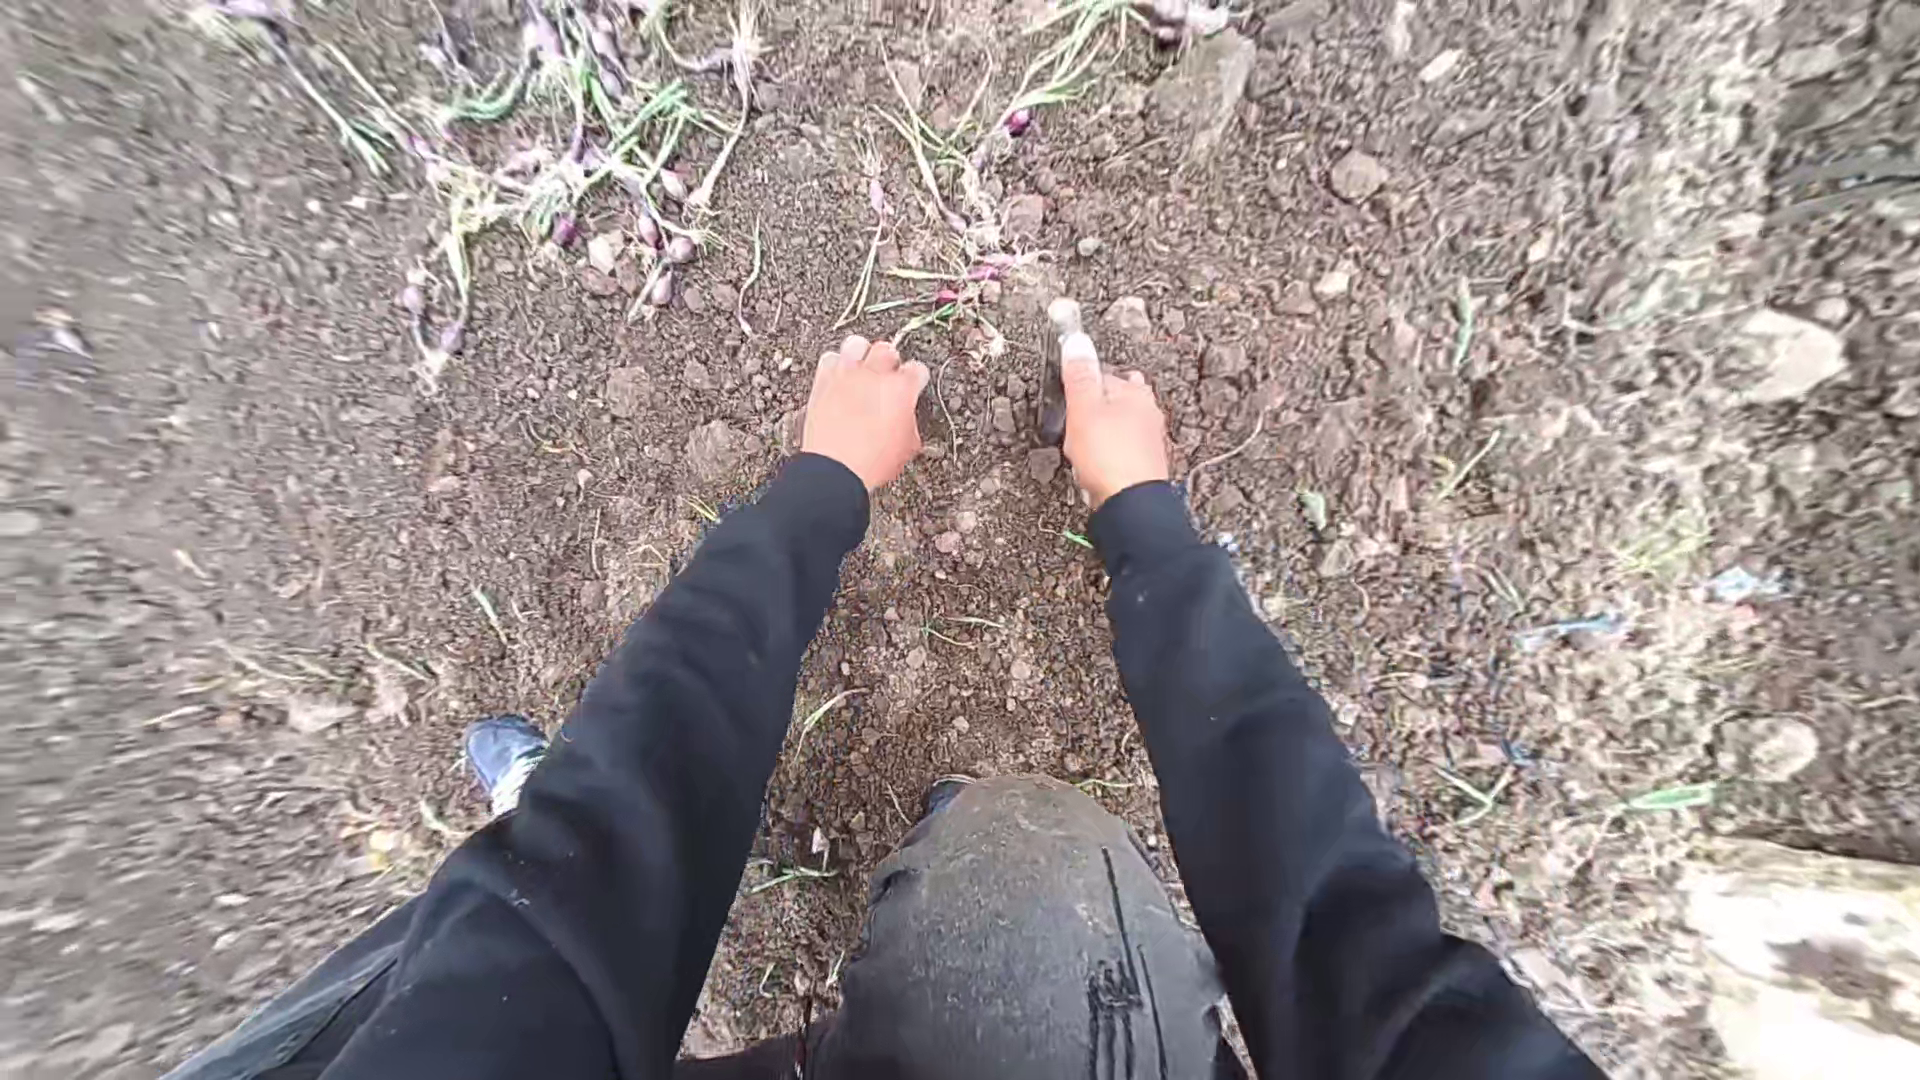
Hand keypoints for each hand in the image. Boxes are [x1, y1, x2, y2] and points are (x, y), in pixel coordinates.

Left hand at [802, 335, 929, 490]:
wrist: (836, 469)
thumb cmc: (872, 461)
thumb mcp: (907, 447)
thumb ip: (909, 423)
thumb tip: (906, 419)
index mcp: (902, 389)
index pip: (917, 370)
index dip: (917, 378)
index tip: (913, 385)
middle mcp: (874, 375)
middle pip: (886, 349)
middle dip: (890, 361)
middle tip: (888, 376)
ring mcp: (846, 376)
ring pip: (856, 344)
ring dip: (861, 354)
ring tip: (862, 370)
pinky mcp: (822, 382)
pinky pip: (829, 359)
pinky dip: (835, 365)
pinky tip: (838, 379)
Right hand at [1059, 330, 1169, 507]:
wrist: (1130, 503)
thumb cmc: (1108, 456)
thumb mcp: (1083, 409)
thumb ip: (1079, 376)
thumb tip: (1077, 341)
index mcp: (1134, 392)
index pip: (1102, 375)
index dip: (1080, 387)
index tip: (1066, 399)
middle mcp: (1147, 412)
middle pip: (1113, 401)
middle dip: (1093, 411)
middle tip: (1074, 426)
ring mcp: (1148, 439)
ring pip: (1118, 426)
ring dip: (1100, 433)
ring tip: (1084, 448)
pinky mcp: (1144, 464)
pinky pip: (1120, 450)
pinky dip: (1107, 454)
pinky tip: (1097, 465)